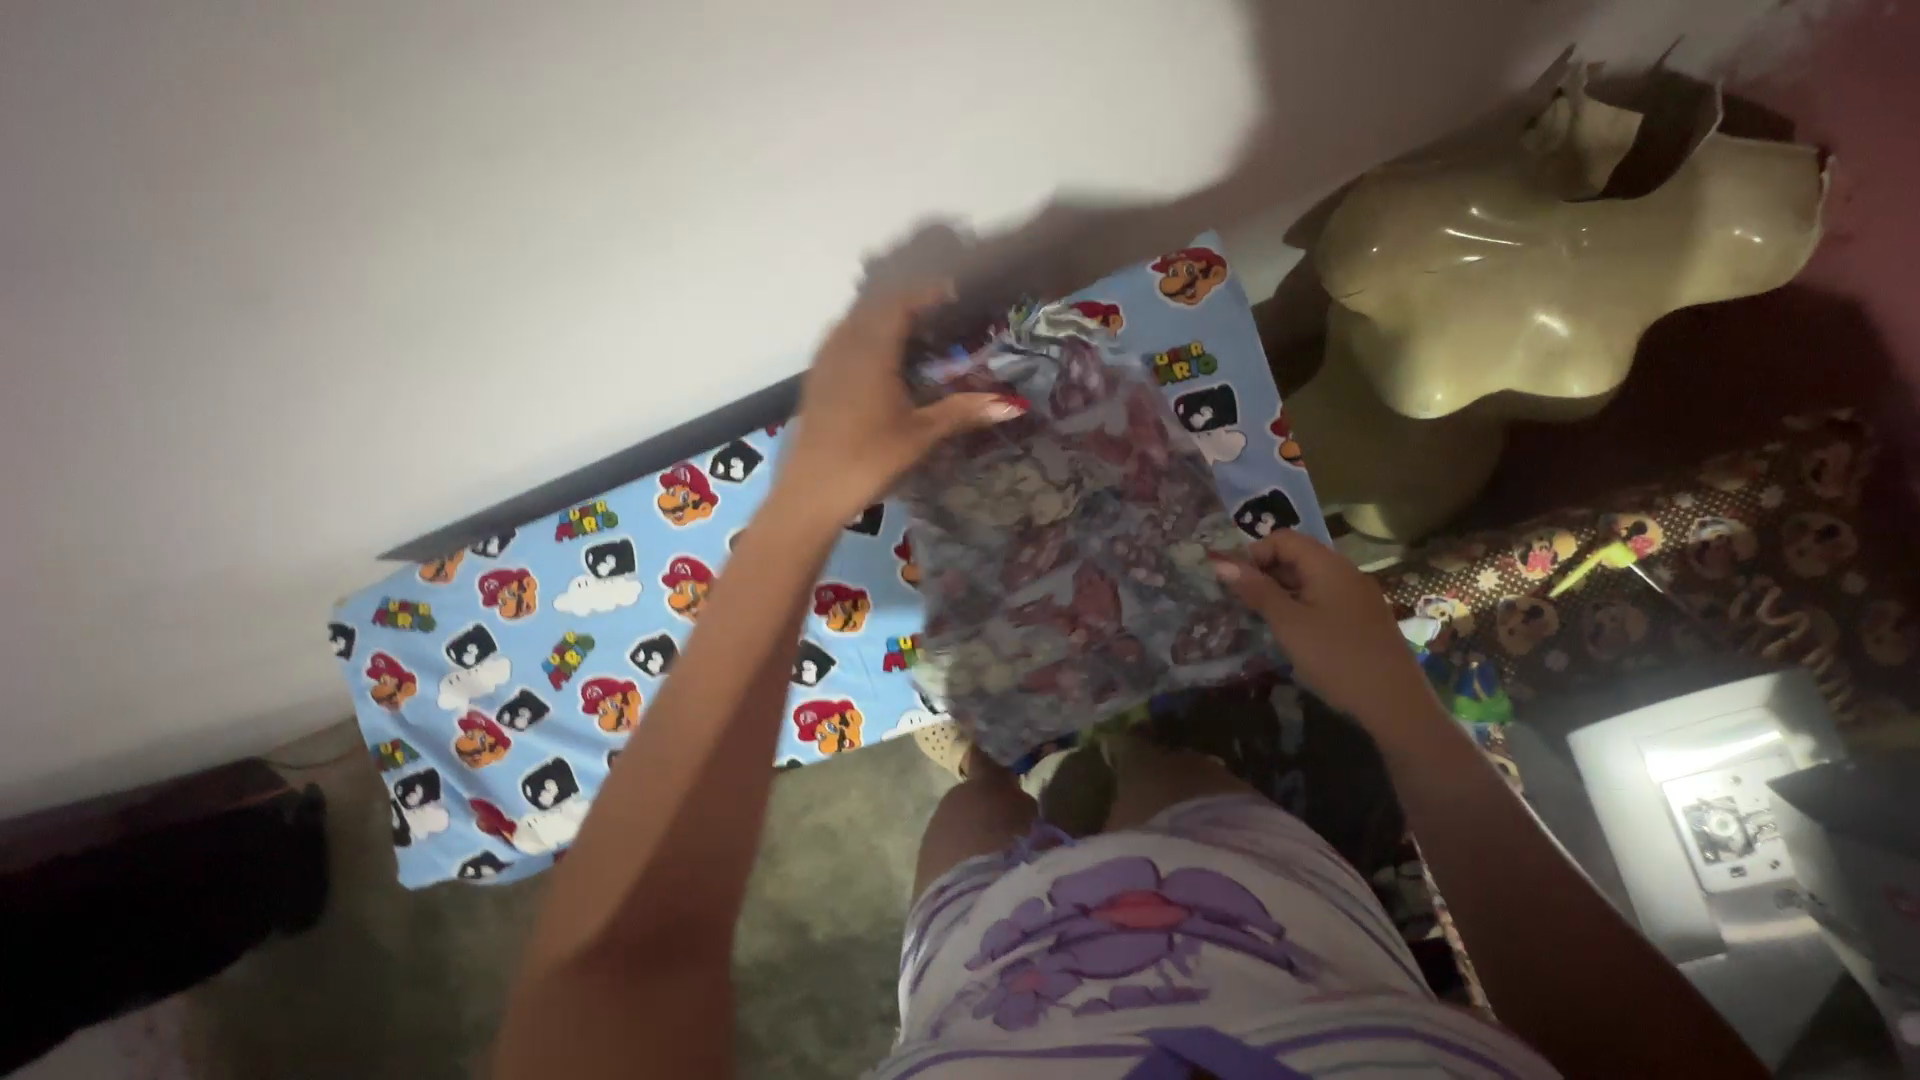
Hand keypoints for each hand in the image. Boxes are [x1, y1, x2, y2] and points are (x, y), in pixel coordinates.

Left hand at [774, 283, 1024, 526]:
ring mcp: (825, 361)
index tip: (954, 293)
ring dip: (882, 317)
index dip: (927, 293)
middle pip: (875, 306)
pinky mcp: (815, 380)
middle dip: (906, 302)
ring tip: (912, 330)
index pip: (899, 302)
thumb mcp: (921, 435)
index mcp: (872, 350)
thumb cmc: (870, 459)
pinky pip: (842, 340)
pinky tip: (880, 359)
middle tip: (938, 311)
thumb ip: (964, 412)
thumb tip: (1013, 405)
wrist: (812, 491)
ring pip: (855, 321)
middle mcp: (844, 345)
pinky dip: (864, 335)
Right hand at [1212, 530, 1442, 733]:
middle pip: (1298, 556)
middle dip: (1265, 573)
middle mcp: (1346, 572)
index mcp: (1328, 566)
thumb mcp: (1289, 624)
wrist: (1395, 703)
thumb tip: (1221, 563)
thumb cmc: (1336, 658)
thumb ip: (1257, 591)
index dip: (1254, 554)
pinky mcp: (1363, 618)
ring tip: (1262, 619)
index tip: (1235, 584)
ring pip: (1310, 580)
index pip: (1283, 539)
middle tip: (1243, 603)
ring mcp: (1357, 596)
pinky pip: (1324, 598)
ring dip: (1281, 592)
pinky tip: (1293, 633)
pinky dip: (1301, 606)